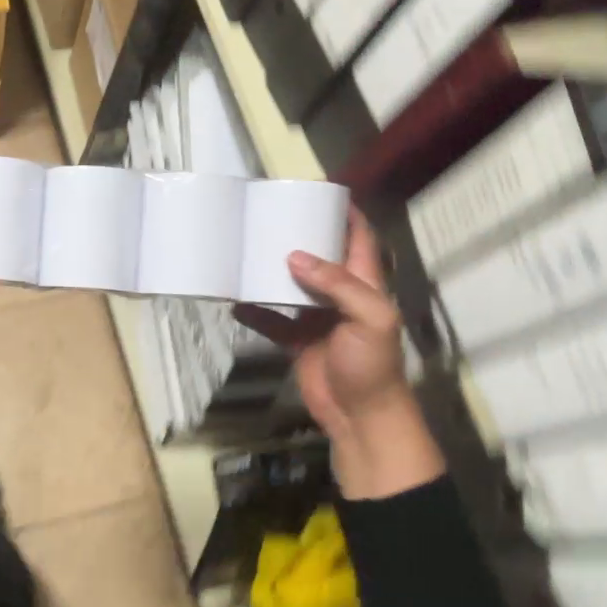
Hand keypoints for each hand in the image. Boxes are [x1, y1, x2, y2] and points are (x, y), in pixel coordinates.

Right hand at [234, 209, 442, 499]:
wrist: (360, 416)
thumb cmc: (371, 365)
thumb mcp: (368, 318)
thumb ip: (338, 285)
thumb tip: (294, 256)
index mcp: (365, 284)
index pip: (358, 238)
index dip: (346, 213)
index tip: (320, 190)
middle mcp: (341, 295)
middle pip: (321, 257)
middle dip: (301, 235)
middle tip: (271, 215)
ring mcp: (317, 319)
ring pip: (292, 286)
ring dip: (272, 271)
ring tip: (247, 250)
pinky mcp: (298, 341)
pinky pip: (273, 321)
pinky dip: (255, 312)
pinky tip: (234, 301)